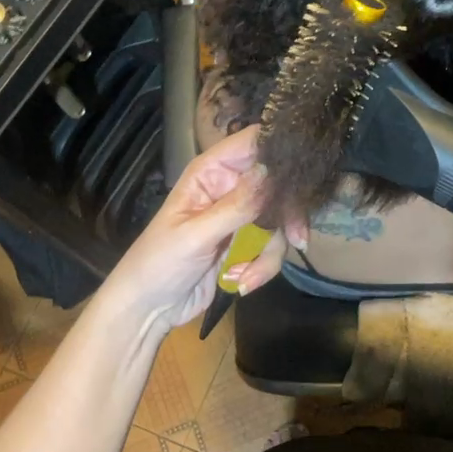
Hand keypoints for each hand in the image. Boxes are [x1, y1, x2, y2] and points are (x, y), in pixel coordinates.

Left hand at [99, 126, 308, 329]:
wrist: (149, 308)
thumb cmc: (159, 263)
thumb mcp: (197, 234)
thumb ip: (237, 205)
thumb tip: (272, 171)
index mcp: (210, 173)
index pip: (252, 143)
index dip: (279, 148)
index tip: (303, 169)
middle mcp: (229, 188)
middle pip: (277, 184)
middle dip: (287, 215)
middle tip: (297, 238)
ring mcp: (240, 217)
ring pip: (279, 222)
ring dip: (268, 253)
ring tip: (243, 277)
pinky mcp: (246, 244)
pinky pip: (272, 248)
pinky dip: (262, 268)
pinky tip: (239, 283)